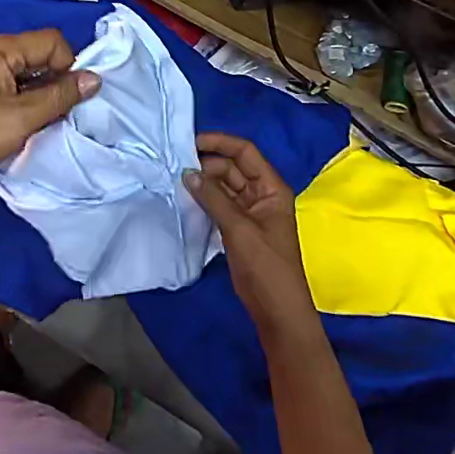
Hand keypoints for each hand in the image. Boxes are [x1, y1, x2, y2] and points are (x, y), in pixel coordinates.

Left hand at [0, 30, 98, 193]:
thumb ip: (62, 95)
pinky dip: (25, 94)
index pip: (53, 41)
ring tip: (31, 116)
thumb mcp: (23, 119)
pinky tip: (18, 117)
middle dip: (54, 79)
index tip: (64, 97)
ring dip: (40, 89)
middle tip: (49, 110)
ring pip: (30, 66)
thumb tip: (93, 79)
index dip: (67, 67)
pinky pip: (15, 76)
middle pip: (42, 51)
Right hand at [185, 133, 317, 338]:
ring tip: (176, 180)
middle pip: (234, 168)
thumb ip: (214, 199)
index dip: (221, 143)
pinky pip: (221, 206)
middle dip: (208, 165)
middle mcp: (263, 194)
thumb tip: (188, 173)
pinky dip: (205, 201)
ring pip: (225, 187)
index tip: (191, 142)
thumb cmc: (266, 266)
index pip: (246, 153)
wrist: (277, 311)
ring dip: (204, 183)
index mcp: (272, 187)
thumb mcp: (240, 229)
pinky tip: (186, 200)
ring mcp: (251, 212)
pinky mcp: (240, 230)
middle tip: (176, 167)